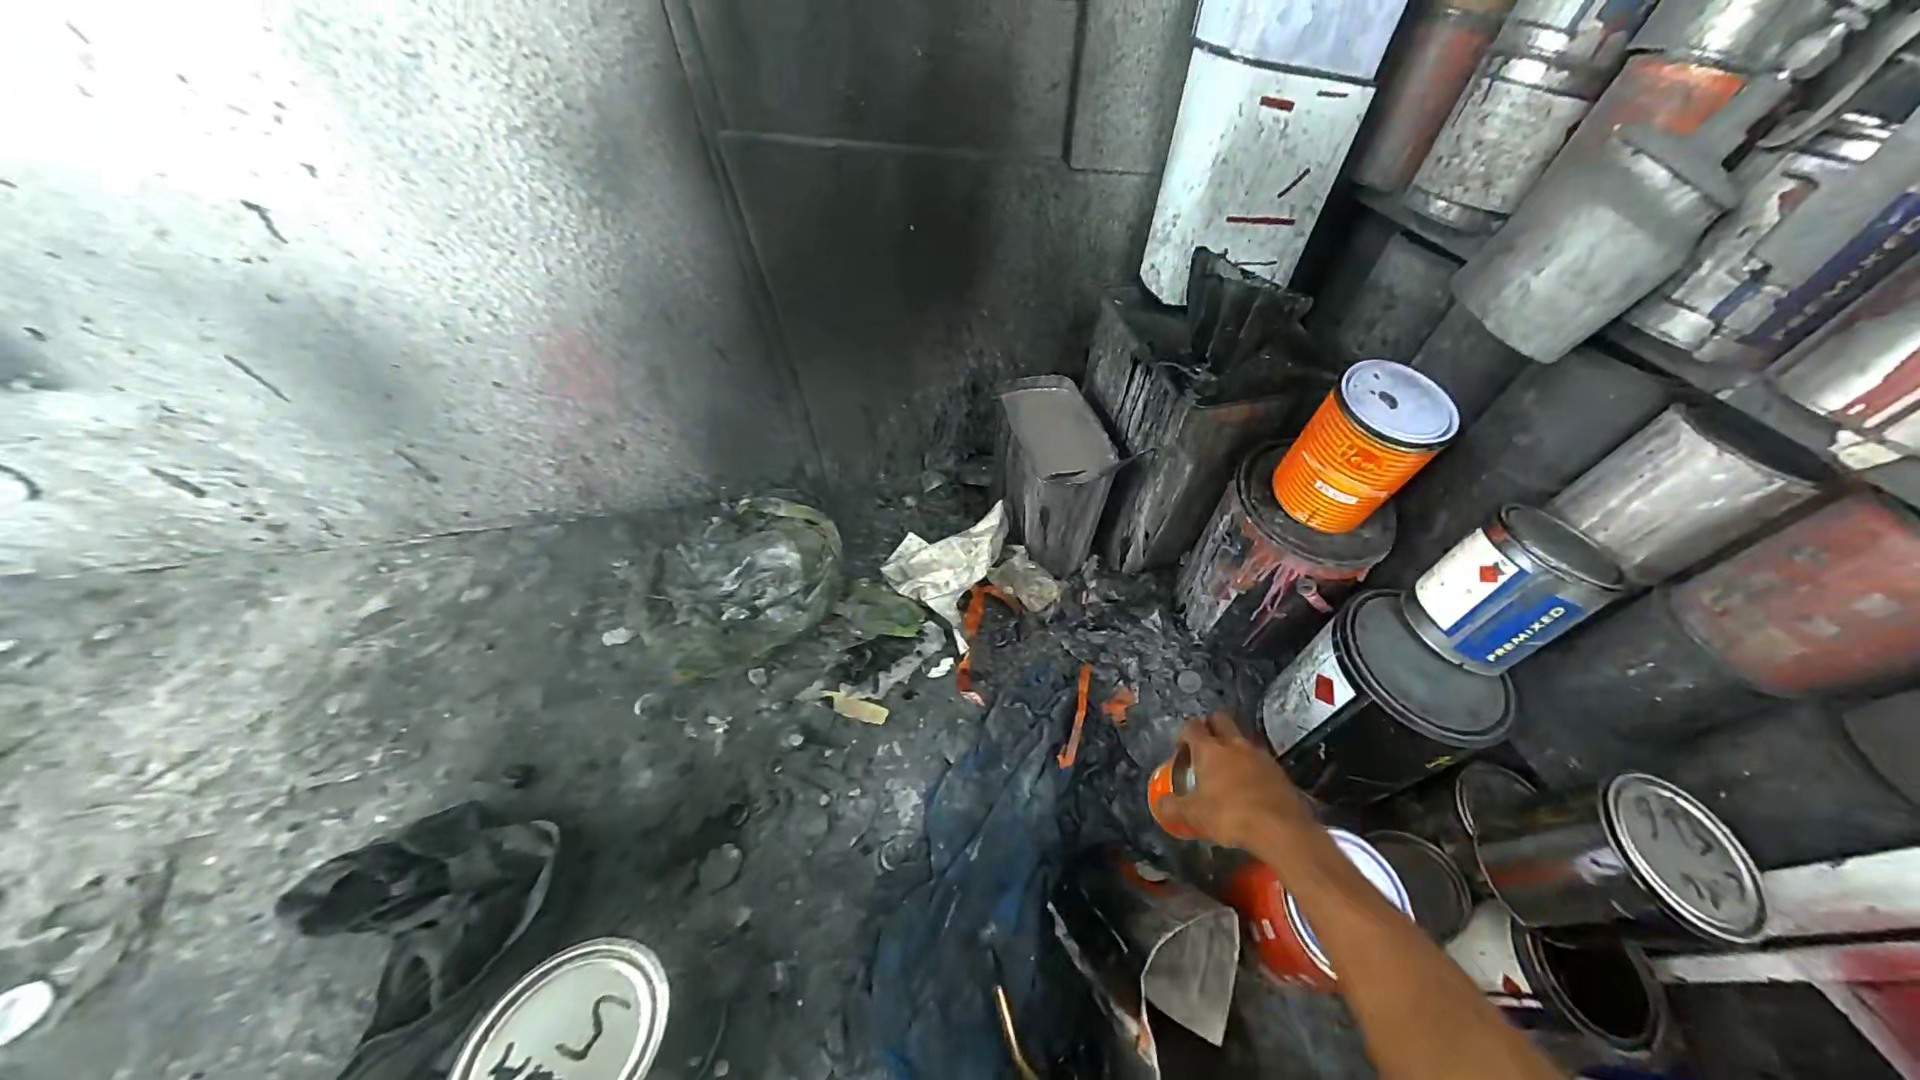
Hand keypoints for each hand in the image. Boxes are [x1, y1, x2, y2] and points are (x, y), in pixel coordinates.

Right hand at [1155, 713, 1314, 849]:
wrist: (1282, 830)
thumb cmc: (1231, 816)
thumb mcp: (1193, 815)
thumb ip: (1172, 807)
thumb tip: (1160, 804)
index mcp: (1209, 749)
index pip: (1192, 726)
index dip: (1184, 734)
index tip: (1182, 751)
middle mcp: (1234, 744)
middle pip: (1219, 718)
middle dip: (1210, 727)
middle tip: (1204, 749)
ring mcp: (1259, 755)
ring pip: (1242, 738)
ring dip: (1233, 747)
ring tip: (1227, 771)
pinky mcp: (1279, 770)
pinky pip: (1260, 759)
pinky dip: (1252, 767)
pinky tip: (1250, 787)